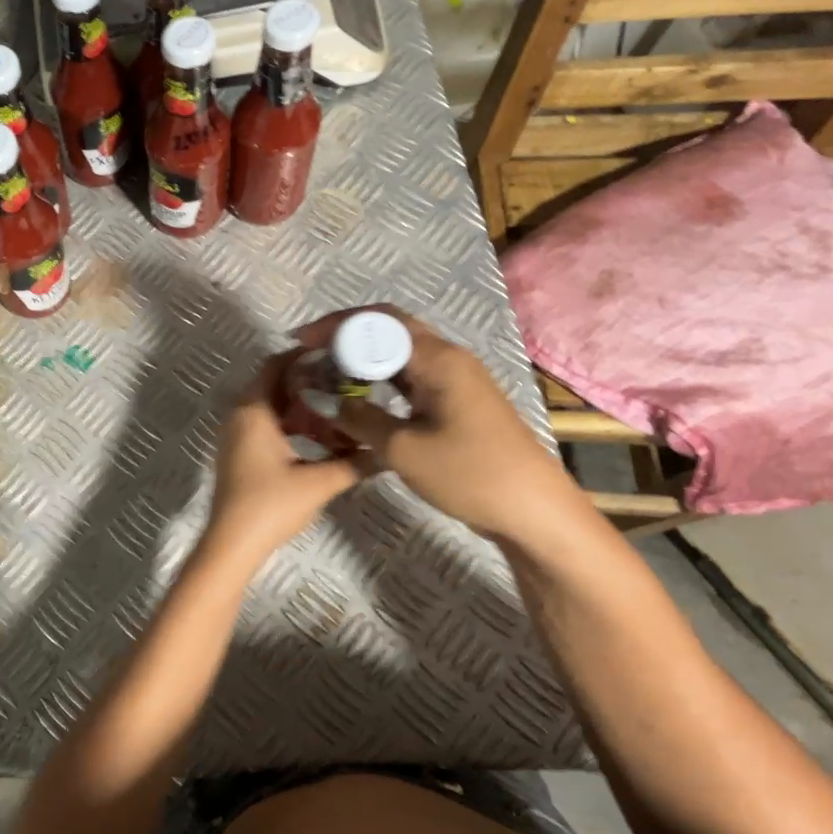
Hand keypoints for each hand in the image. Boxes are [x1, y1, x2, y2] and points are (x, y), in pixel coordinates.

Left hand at [204, 353, 368, 561]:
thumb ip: (356, 463)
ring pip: (270, 407)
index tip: (337, 352)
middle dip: (307, 381)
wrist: (232, 541)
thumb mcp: (320, 482)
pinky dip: (289, 424)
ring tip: (338, 408)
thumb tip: (389, 450)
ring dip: (300, 405)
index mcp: (253, 410)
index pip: (275, 365)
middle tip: (346, 380)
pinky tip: (317, 438)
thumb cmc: (271, 504)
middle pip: (273, 384)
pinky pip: (264, 424)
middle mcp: (239, 415)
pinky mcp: (238, 452)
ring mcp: (235, 434)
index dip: (303, 355)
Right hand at [296, 305, 583, 540]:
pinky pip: (411, 377)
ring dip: (362, 358)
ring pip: (400, 354)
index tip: (300, 343)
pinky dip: (380, 380)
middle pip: (390, 330)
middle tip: (310, 353)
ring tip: (326, 374)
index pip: (378, 322)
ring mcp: (456, 380)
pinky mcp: (457, 402)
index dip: (335, 327)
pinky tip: (359, 398)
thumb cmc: (469, 474)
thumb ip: (358, 417)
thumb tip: (326, 399)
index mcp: (438, 359)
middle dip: (346, 336)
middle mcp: (448, 358)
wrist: (532, 511)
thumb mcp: (402, 449)